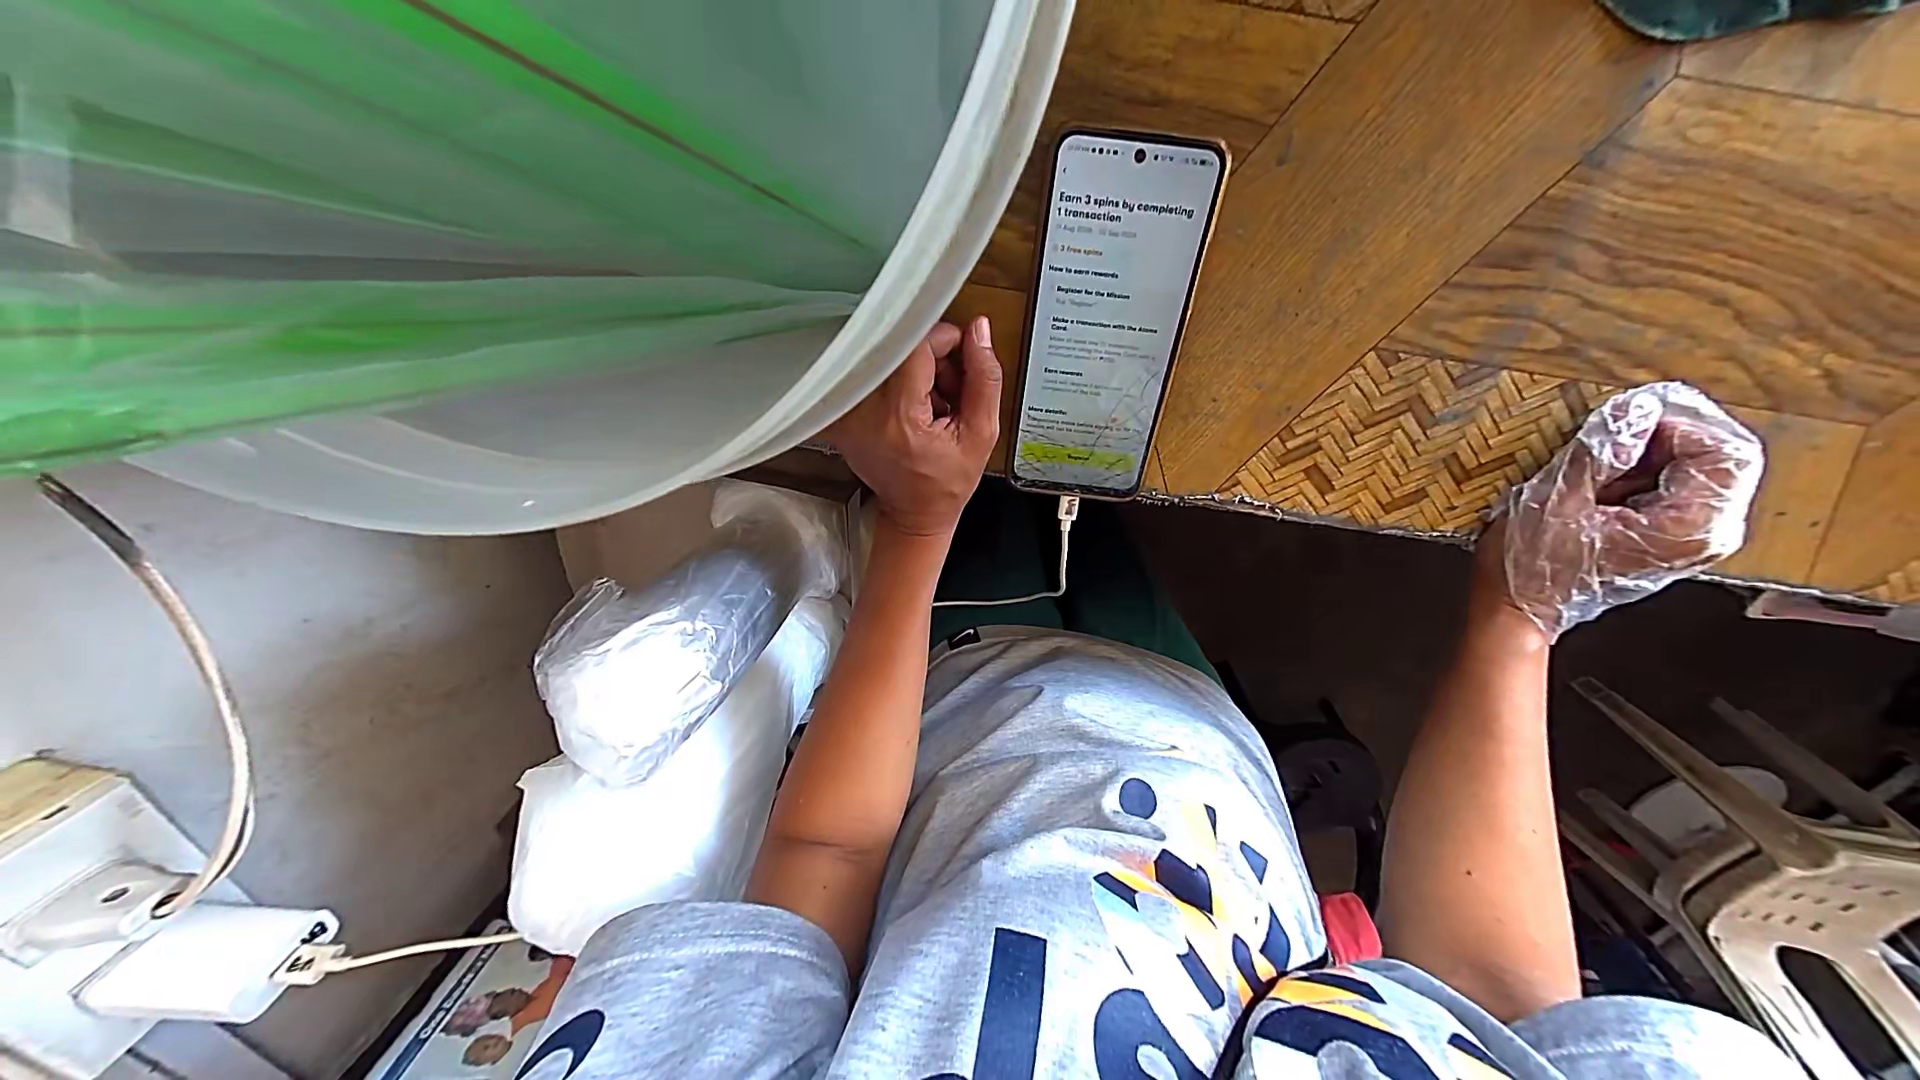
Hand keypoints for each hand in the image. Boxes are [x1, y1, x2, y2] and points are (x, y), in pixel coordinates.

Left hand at [825, 317, 1001, 537]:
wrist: (914, 514)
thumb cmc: (945, 485)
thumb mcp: (981, 435)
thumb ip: (984, 380)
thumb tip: (979, 332)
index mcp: (899, 416)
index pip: (917, 345)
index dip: (946, 342)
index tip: (960, 361)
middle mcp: (865, 411)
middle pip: (902, 348)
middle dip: (933, 360)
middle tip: (948, 391)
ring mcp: (848, 413)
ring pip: (889, 358)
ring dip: (917, 372)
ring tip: (932, 404)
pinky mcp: (843, 413)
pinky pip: (876, 375)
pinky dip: (899, 383)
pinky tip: (913, 408)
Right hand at [1486, 382, 1763, 638]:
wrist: (1515, 608)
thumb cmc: (1528, 564)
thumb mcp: (1553, 500)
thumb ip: (1599, 452)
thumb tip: (1634, 409)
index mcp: (1689, 528)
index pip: (1725, 453)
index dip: (1679, 424)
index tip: (1627, 418)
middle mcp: (1705, 535)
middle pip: (1716, 461)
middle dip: (1664, 438)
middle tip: (1609, 431)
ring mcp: (1689, 539)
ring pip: (1693, 472)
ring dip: (1646, 456)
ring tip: (1592, 465)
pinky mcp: (1667, 539)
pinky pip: (1671, 490)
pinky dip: (1638, 475)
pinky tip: (1596, 484)